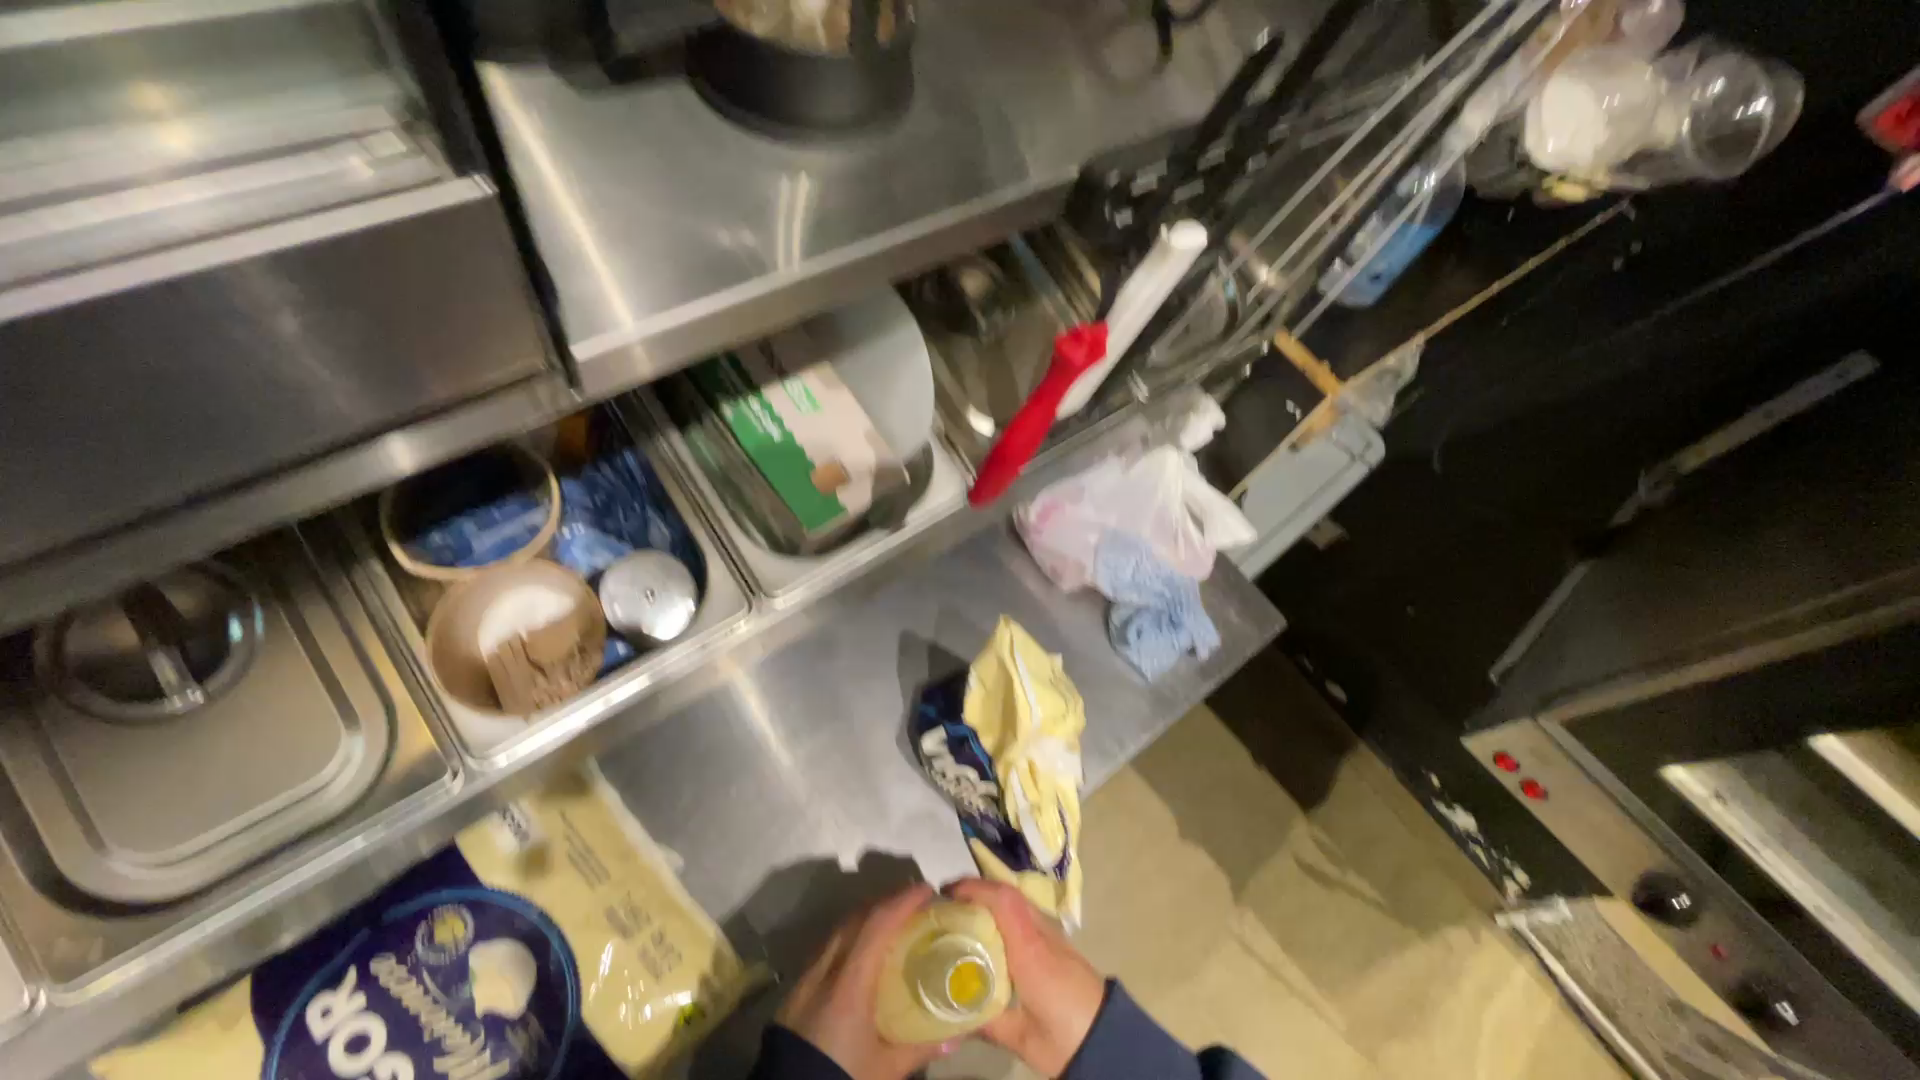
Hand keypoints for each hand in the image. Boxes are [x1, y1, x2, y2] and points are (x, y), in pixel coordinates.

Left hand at [777, 884, 954, 1079]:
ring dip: (865, 917)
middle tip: (913, 901)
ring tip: (890, 920)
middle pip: (856, 918)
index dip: (901, 901)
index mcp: (850, 982)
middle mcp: (825, 969)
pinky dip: (849, 936)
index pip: (876, 925)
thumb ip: (922, 1047)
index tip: (926, 890)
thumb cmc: (840, 1076)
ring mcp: (806, 977)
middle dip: (885, 902)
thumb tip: (959, 1034)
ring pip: (838, 930)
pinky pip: (827, 947)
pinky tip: (861, 950)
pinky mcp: (795, 990)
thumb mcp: (885, 1069)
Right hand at [945, 878, 1105, 1076]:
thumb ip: (986, 1022)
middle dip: (975, 892)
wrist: (1108, 1039)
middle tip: (945, 905)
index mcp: (1030, 951)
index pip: (1003, 901)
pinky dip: (1003, 914)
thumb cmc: (1063, 1035)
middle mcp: (1041, 934)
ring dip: (989, 900)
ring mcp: (1053, 936)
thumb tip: (949, 1019)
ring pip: (1018, 903)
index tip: (946, 894)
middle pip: (1008, 895)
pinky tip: (988, 934)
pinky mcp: (1058, 944)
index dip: (974, 889)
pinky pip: (1026, 917)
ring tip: (961, 915)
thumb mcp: (1020, 1036)